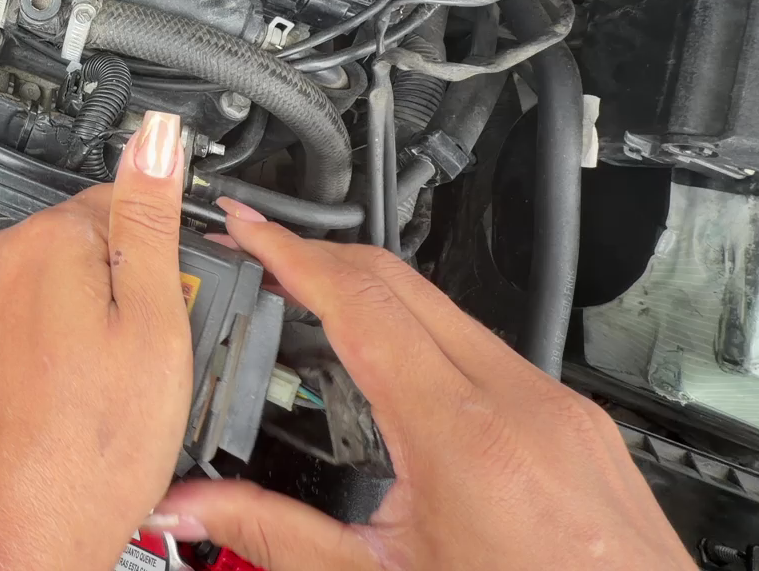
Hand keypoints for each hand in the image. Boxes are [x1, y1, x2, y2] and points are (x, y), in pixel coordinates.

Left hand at [0, 112, 191, 570]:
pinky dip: (66, 336)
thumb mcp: (151, 319)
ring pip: (64, 277)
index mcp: (45, 238)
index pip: (120, 200)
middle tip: (157, 345)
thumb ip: (151, 218)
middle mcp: (3, 257)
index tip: (180, 289)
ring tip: (122, 376)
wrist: (19, 526)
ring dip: (100, 310)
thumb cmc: (88, 443)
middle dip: (132, 279)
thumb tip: (156, 140)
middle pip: (90, 239)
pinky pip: (36, 312)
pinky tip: (85, 385)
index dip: (164, 248)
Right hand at [145, 200, 695, 570]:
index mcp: (466, 438)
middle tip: (255, 245)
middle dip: (312, 248)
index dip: (288, 251)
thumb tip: (187, 504)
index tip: (245, 225)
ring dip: (356, 280)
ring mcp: (555, 405)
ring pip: (434, 299)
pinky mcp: (571, 418)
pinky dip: (404, 317)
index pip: (358, 301)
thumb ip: (270, 532)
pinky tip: (375, 343)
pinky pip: (471, 334)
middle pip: (394, 277)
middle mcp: (520, 403)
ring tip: (300, 285)